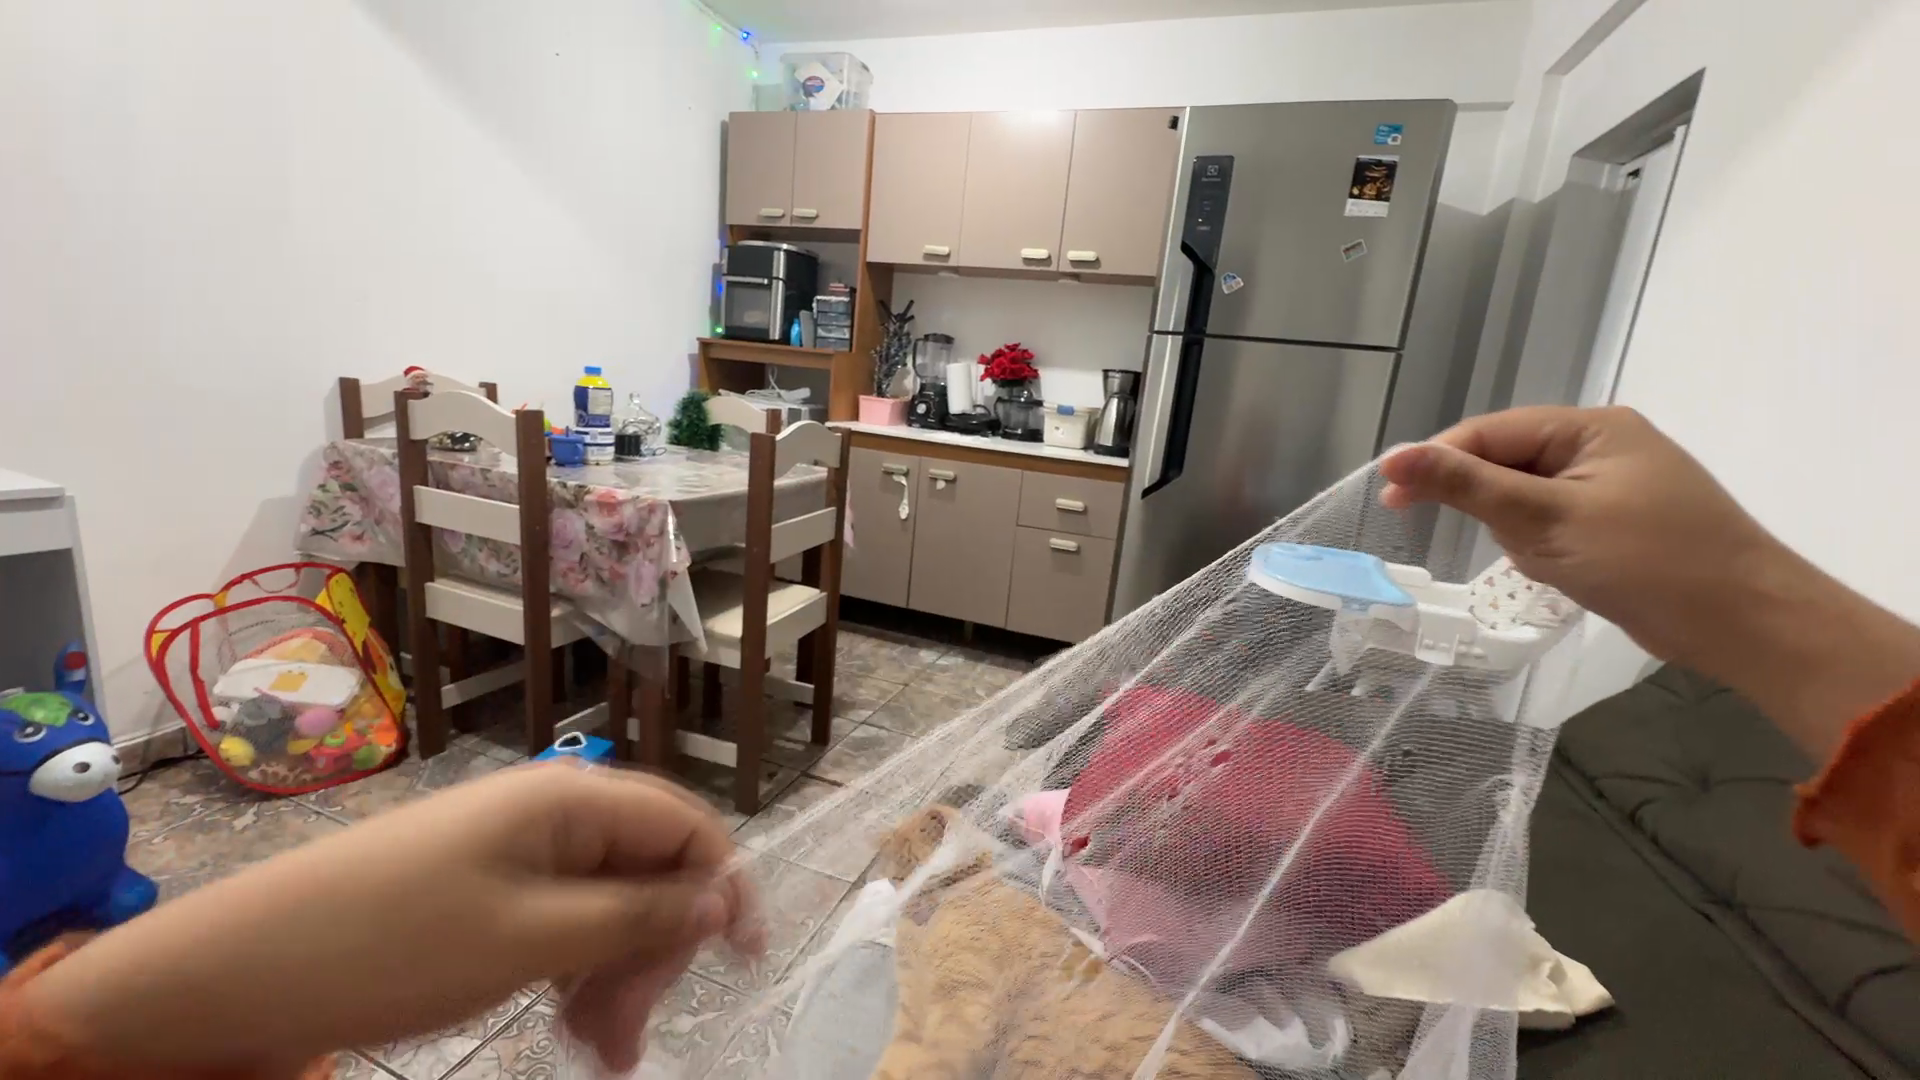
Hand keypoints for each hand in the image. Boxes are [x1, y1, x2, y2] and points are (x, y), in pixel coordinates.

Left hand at [25, 763, 763, 1073]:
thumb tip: (724, 902)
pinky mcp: (495, 887)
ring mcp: (525, 850)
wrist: (220, 977)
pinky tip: (572, 1031)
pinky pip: (567, 921)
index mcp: (576, 801)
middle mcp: (561, 813)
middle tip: (633, 1035)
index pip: (687, 826)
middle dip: (657, 950)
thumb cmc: (388, 946)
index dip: (725, 884)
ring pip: (611, 904)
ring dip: (618, 974)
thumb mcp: (528, 940)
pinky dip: (578, 973)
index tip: (745, 958)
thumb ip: (638, 918)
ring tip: (602, 1053)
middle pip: (651, 870)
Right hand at [1380, 406, 1919, 755]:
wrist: (1746, 625)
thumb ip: (1464, 485)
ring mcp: (1607, 482)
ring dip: (1515, 528)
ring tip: (1544, 559)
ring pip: (1520, 494)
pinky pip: (1546, 518)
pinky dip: (1538, 542)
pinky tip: (1560, 566)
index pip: (1485, 433)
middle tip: (1498, 541)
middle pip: (1502, 461)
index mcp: (1589, 428)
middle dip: (1488, 504)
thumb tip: (1392, 457)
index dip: (1435, 463)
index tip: (1392, 502)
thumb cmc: (1645, 562)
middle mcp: (1598, 445)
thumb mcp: (1542, 519)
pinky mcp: (1611, 518)